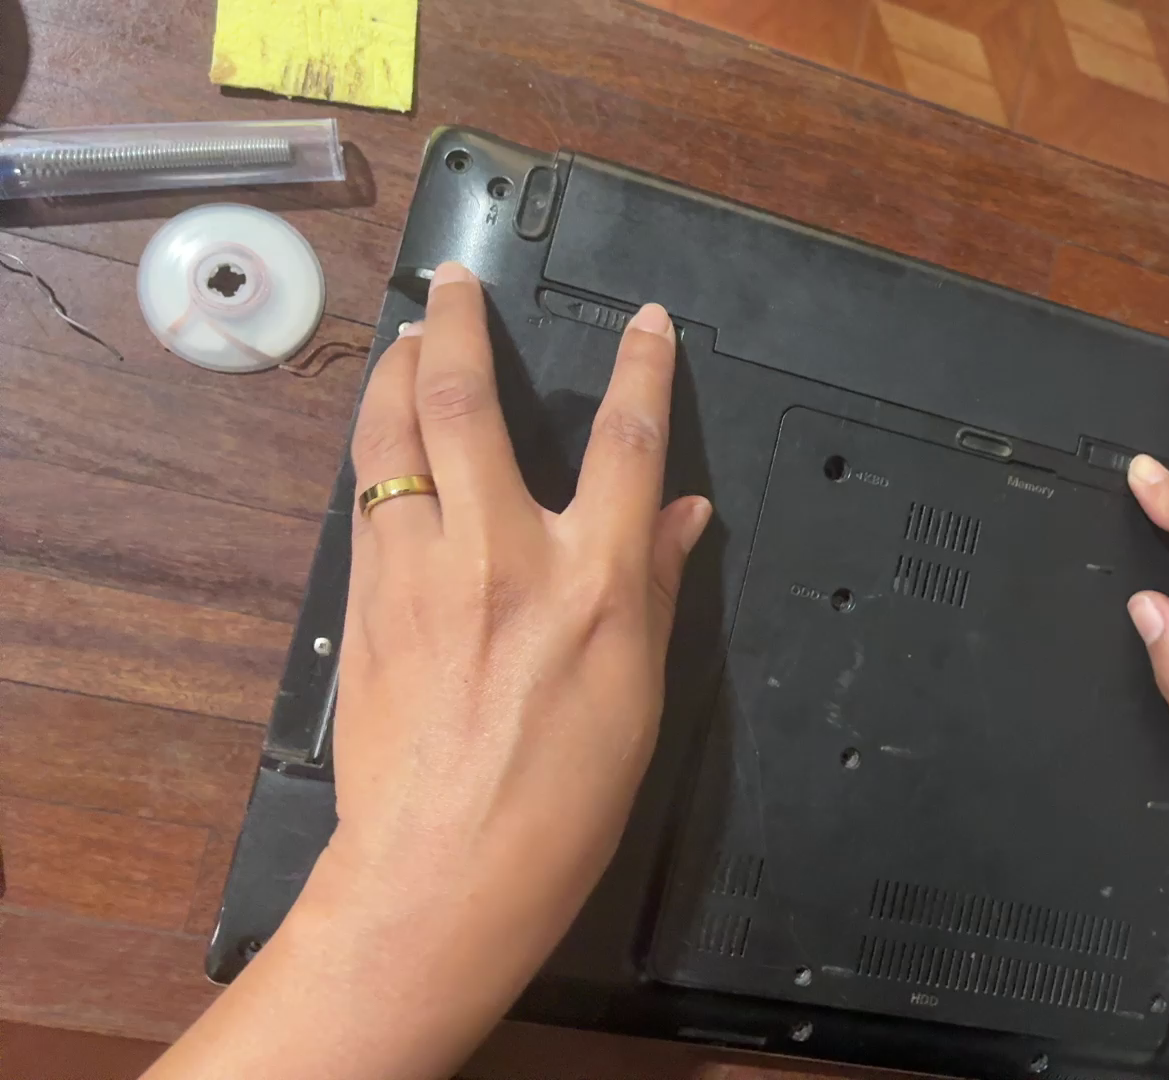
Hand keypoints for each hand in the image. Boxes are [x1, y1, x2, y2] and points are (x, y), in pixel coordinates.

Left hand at [330, 260, 709, 935]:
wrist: (452, 864)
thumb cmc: (572, 780)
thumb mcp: (644, 677)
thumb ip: (659, 579)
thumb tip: (684, 513)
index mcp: (596, 577)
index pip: (631, 443)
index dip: (645, 371)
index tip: (649, 325)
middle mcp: (504, 554)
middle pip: (467, 406)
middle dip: (460, 329)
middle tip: (455, 288)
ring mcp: (421, 573)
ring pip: (389, 440)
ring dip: (394, 374)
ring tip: (403, 337)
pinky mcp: (365, 604)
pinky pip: (369, 502)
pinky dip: (378, 453)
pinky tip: (387, 445)